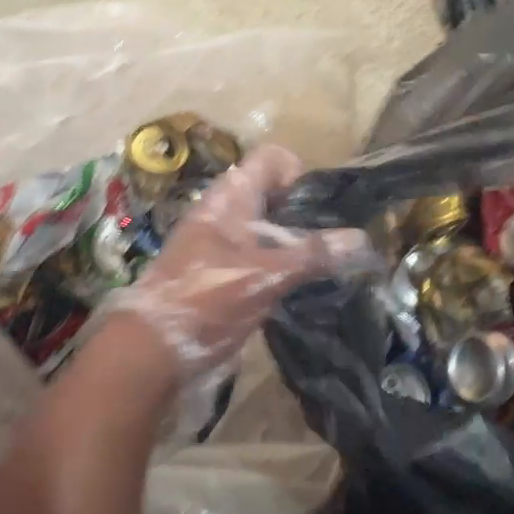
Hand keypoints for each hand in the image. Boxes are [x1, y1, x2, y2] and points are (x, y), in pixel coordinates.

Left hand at [102, 144, 368, 379]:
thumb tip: (362, 238)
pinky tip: (304, 289)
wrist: (150, 354)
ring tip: (330, 266)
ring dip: (299, 244)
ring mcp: (224, 247)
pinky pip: (264, 259)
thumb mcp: (263, 276)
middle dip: (308, 212)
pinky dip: (285, 267)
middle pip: (276, 195)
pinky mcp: (225, 277)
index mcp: (231, 200)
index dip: (300, 172)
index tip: (318, 207)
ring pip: (271, 230)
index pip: (272, 158)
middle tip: (336, 240)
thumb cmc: (204, 300)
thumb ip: (312, 255)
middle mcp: (228, 215)